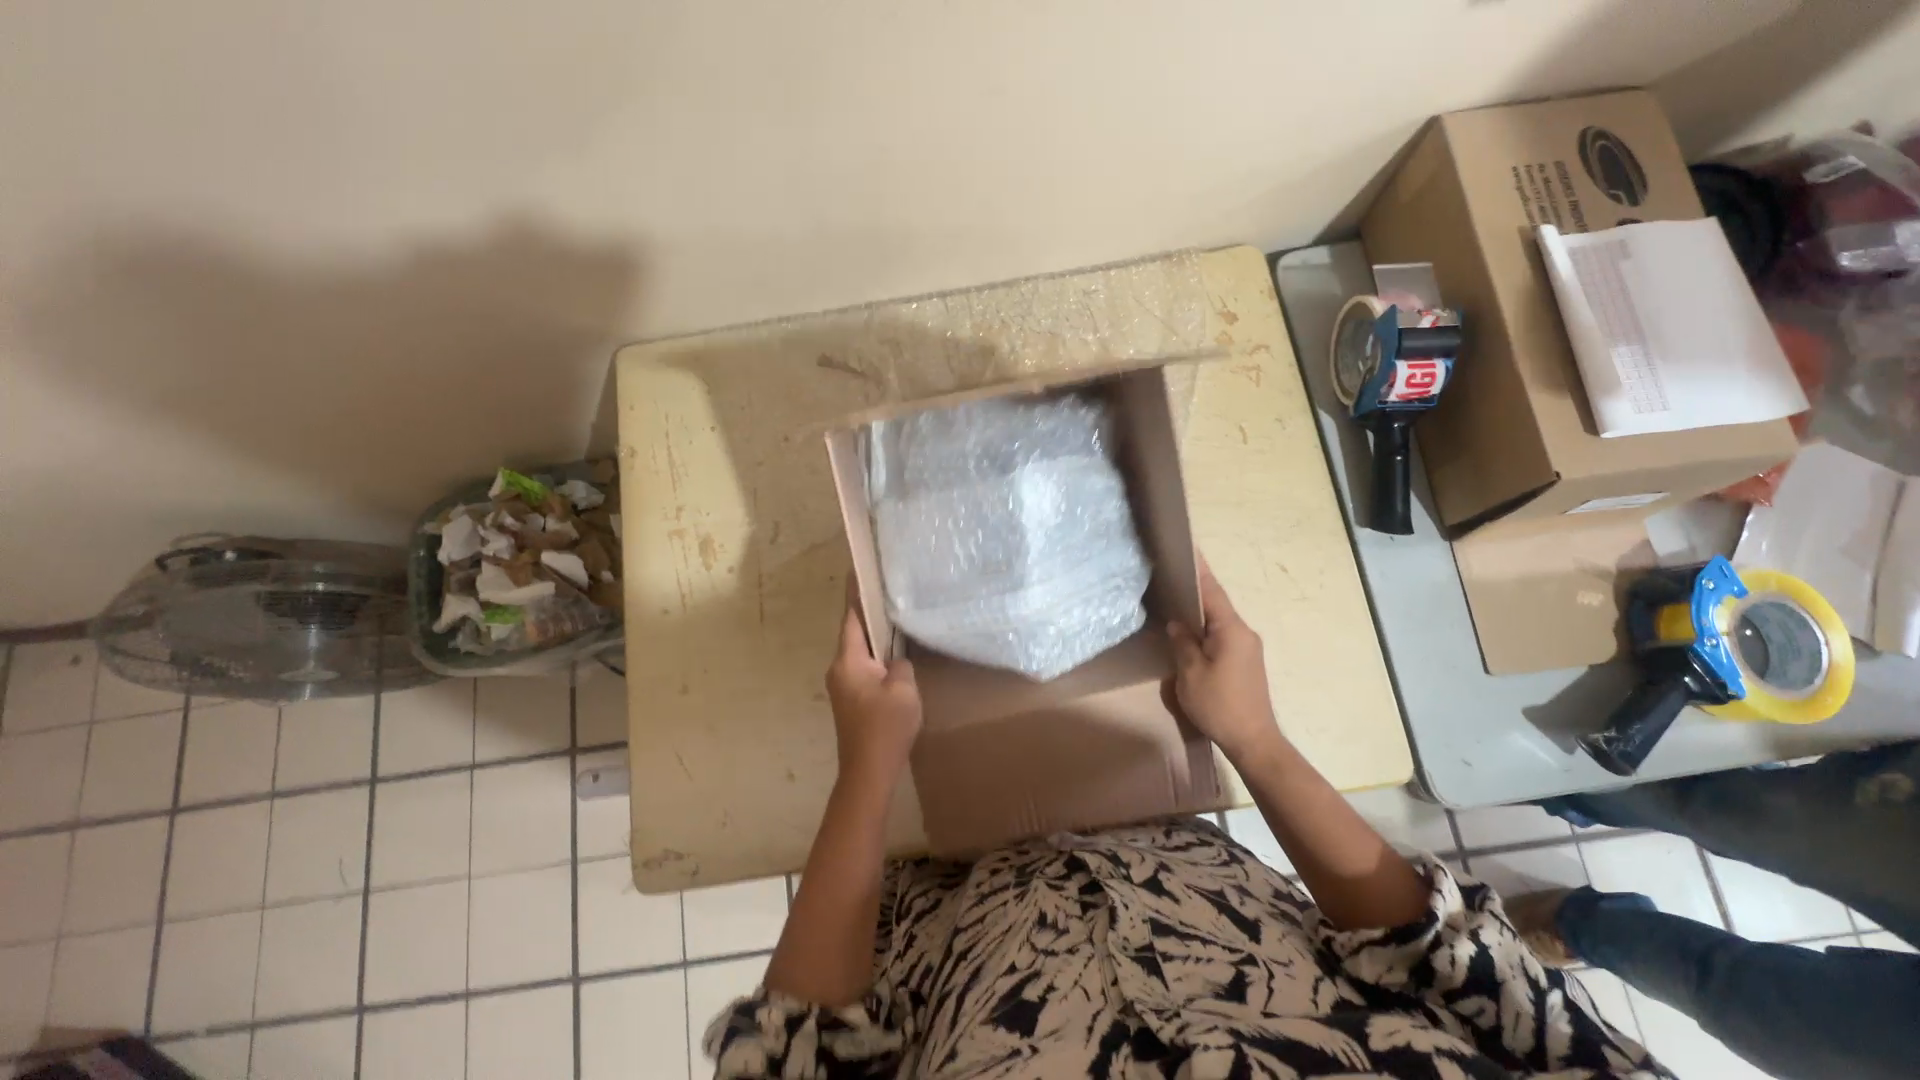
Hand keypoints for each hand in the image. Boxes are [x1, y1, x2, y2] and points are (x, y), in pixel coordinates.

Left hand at [825, 594, 922, 786]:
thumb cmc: (884, 727)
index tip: (859, 569)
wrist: (868, 772)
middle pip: (854, 633)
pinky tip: (894, 657)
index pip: (851, 617)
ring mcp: (843, 687)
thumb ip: (900, 665)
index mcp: (848, 661)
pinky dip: (877, 659)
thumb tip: (895, 662)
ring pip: (860, 653)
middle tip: (887, 591)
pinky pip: (864, 670)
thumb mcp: (903, 690)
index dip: (856, 593)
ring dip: (875, 639)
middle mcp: (839, 669)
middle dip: (869, 614)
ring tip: (895, 619)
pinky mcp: (851, 702)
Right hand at [1167, 561, 1282, 762]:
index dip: (1198, 570)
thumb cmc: (1219, 705)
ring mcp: (1247, 648)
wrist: (1253, 740)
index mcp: (1231, 630)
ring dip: (1200, 612)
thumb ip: (1183, 643)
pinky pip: (1222, 636)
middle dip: (1195, 589)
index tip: (1188, 548)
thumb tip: (1178, 624)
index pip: (1212, 591)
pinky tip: (1189, 632)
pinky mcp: (1245, 662)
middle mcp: (1244, 632)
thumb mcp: (1191, 674)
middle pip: (1217, 604)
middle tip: (1172, 573)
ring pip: (1219, 621)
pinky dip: (1206, 629)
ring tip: (1175, 600)